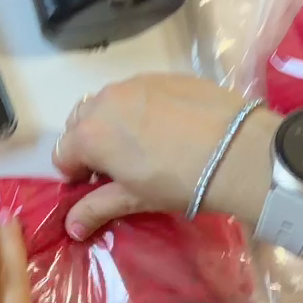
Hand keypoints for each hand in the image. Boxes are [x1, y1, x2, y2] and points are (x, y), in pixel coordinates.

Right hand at [53, 73, 280, 238]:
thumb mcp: (133, 199)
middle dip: (89, 144)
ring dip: (112, 123)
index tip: (100, 186)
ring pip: (106, 103)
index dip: (77, 175)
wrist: (239, 152)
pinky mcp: (162, 75)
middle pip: (78, 123)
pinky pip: (135, 91)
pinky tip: (166, 126)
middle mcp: (104, 101)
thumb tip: (71, 228)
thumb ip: (95, 209)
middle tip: (119, 165)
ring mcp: (133, 83)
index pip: (62, 155)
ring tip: (143, 143)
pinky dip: (138, 108)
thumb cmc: (178, 181)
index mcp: (89, 134)